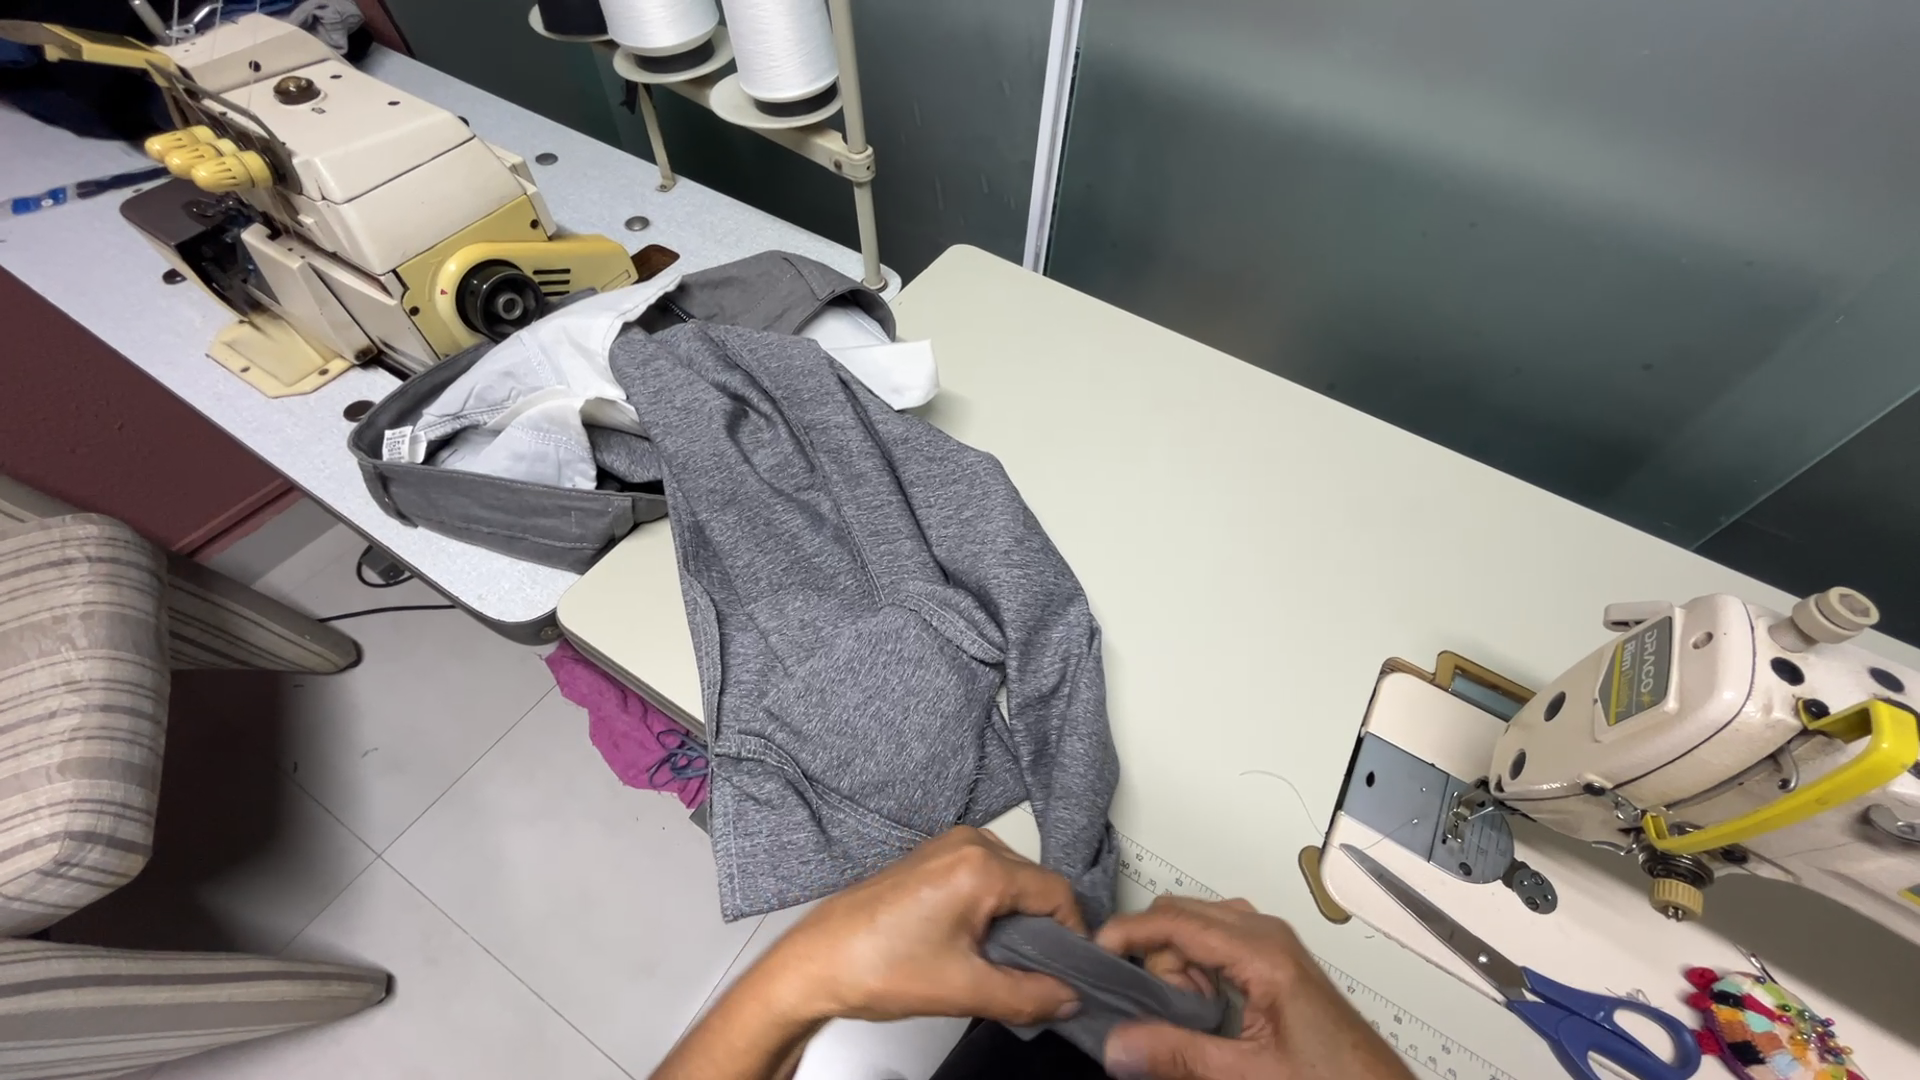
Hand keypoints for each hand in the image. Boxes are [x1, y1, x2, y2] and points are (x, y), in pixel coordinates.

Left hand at [753, 826, 1084, 1026]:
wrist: (820, 959)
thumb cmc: (878, 964)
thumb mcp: (964, 990)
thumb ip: (1027, 996)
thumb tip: (1067, 999)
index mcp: (980, 865)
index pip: (1057, 892)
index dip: (1074, 935)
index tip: (1072, 972)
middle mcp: (969, 842)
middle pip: (1036, 882)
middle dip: (1044, 928)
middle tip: (1039, 976)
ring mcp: (950, 845)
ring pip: (1012, 878)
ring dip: (1019, 917)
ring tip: (1004, 962)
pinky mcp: (935, 855)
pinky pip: (986, 873)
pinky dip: (995, 905)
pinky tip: (979, 942)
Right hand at [1096, 897, 1414, 1079]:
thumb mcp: (1248, 1076)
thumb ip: (1177, 1055)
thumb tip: (1115, 1045)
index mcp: (1261, 952)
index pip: (1176, 921)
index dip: (1130, 932)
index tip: (1097, 952)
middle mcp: (1265, 931)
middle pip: (1182, 914)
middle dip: (1160, 955)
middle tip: (1166, 1009)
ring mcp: (1272, 939)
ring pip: (1197, 923)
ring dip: (1180, 960)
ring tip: (1194, 1013)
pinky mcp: (1276, 955)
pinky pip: (1218, 937)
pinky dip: (1200, 963)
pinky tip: (1210, 1004)